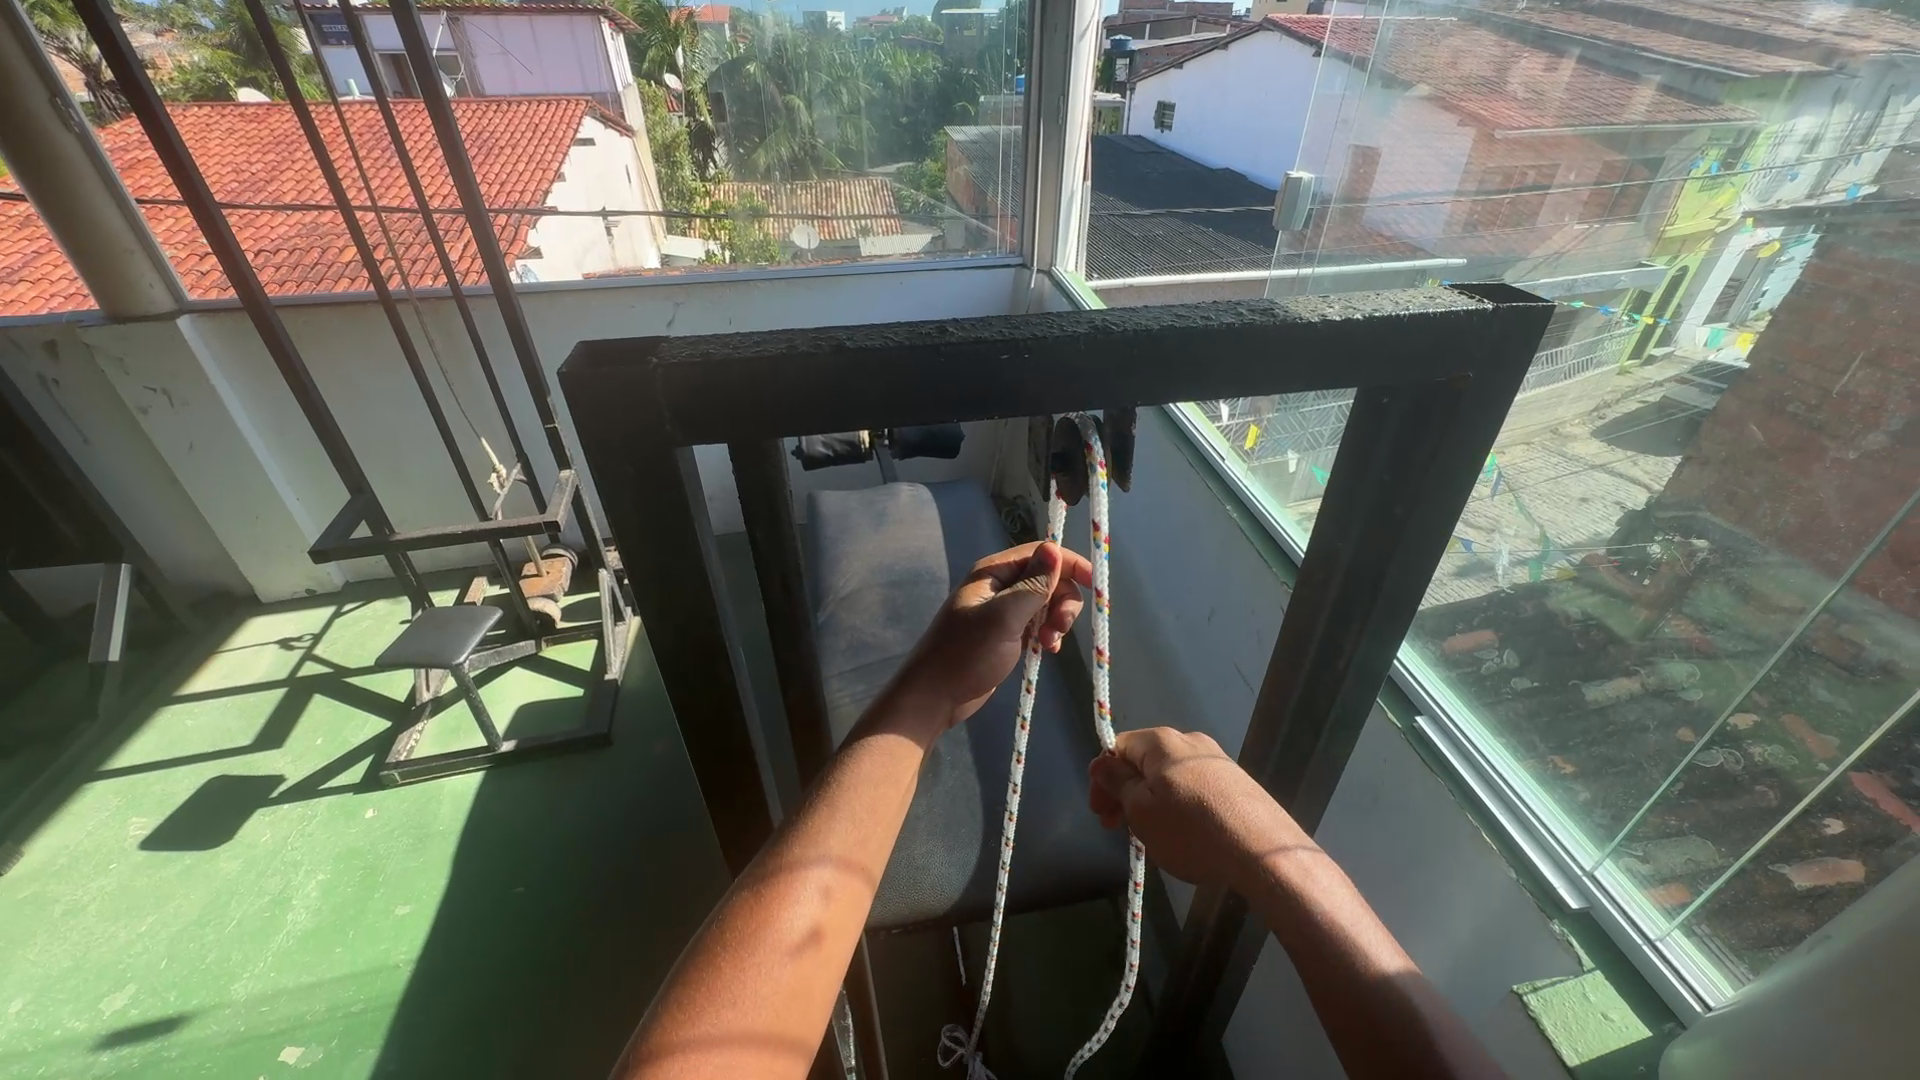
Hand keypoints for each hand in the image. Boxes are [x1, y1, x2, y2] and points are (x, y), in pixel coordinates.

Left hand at [883, 541, 1091, 732]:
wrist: (934, 696)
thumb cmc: (966, 654)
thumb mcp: (1003, 618)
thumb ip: (1032, 585)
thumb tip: (1054, 548)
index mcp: (994, 572)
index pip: (1041, 553)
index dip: (1069, 564)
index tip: (1095, 584)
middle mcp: (999, 585)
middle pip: (1048, 578)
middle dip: (1062, 600)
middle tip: (1059, 628)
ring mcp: (1002, 611)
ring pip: (1046, 603)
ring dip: (1056, 620)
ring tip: (1049, 644)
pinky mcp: (1005, 634)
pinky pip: (1037, 624)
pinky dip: (1048, 634)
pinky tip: (1047, 651)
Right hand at [1088, 727, 1313, 891]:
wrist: (1266, 854)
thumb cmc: (1191, 831)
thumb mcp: (1140, 810)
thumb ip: (1117, 783)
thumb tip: (1103, 764)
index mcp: (1161, 741)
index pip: (1117, 747)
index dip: (1101, 778)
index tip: (1099, 812)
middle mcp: (1190, 741)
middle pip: (1143, 761)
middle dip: (1124, 792)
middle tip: (1116, 827)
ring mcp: (1217, 761)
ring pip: (1168, 777)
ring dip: (1149, 801)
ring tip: (1149, 836)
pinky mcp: (1237, 783)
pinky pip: (1193, 788)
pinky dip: (1177, 807)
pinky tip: (1182, 834)